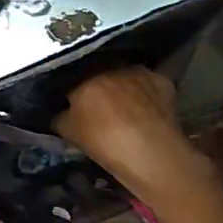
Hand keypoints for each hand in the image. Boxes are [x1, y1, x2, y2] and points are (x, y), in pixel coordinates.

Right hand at [55, 68, 219, 208]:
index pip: (70, 83)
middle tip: (99, 107)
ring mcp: (139, 73)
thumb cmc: (104, 142)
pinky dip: (145, 93)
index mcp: (83, 80)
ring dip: (123, 88)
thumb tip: (59, 112)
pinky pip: (148, 84)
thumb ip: (59, 117)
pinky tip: (145, 109)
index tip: (72, 107)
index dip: (71, 95)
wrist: (151, 153)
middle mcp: (110, 70)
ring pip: (125, 77)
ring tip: (125, 108)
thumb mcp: (68, 133)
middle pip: (99, 76)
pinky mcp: (163, 82)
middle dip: (98, 88)